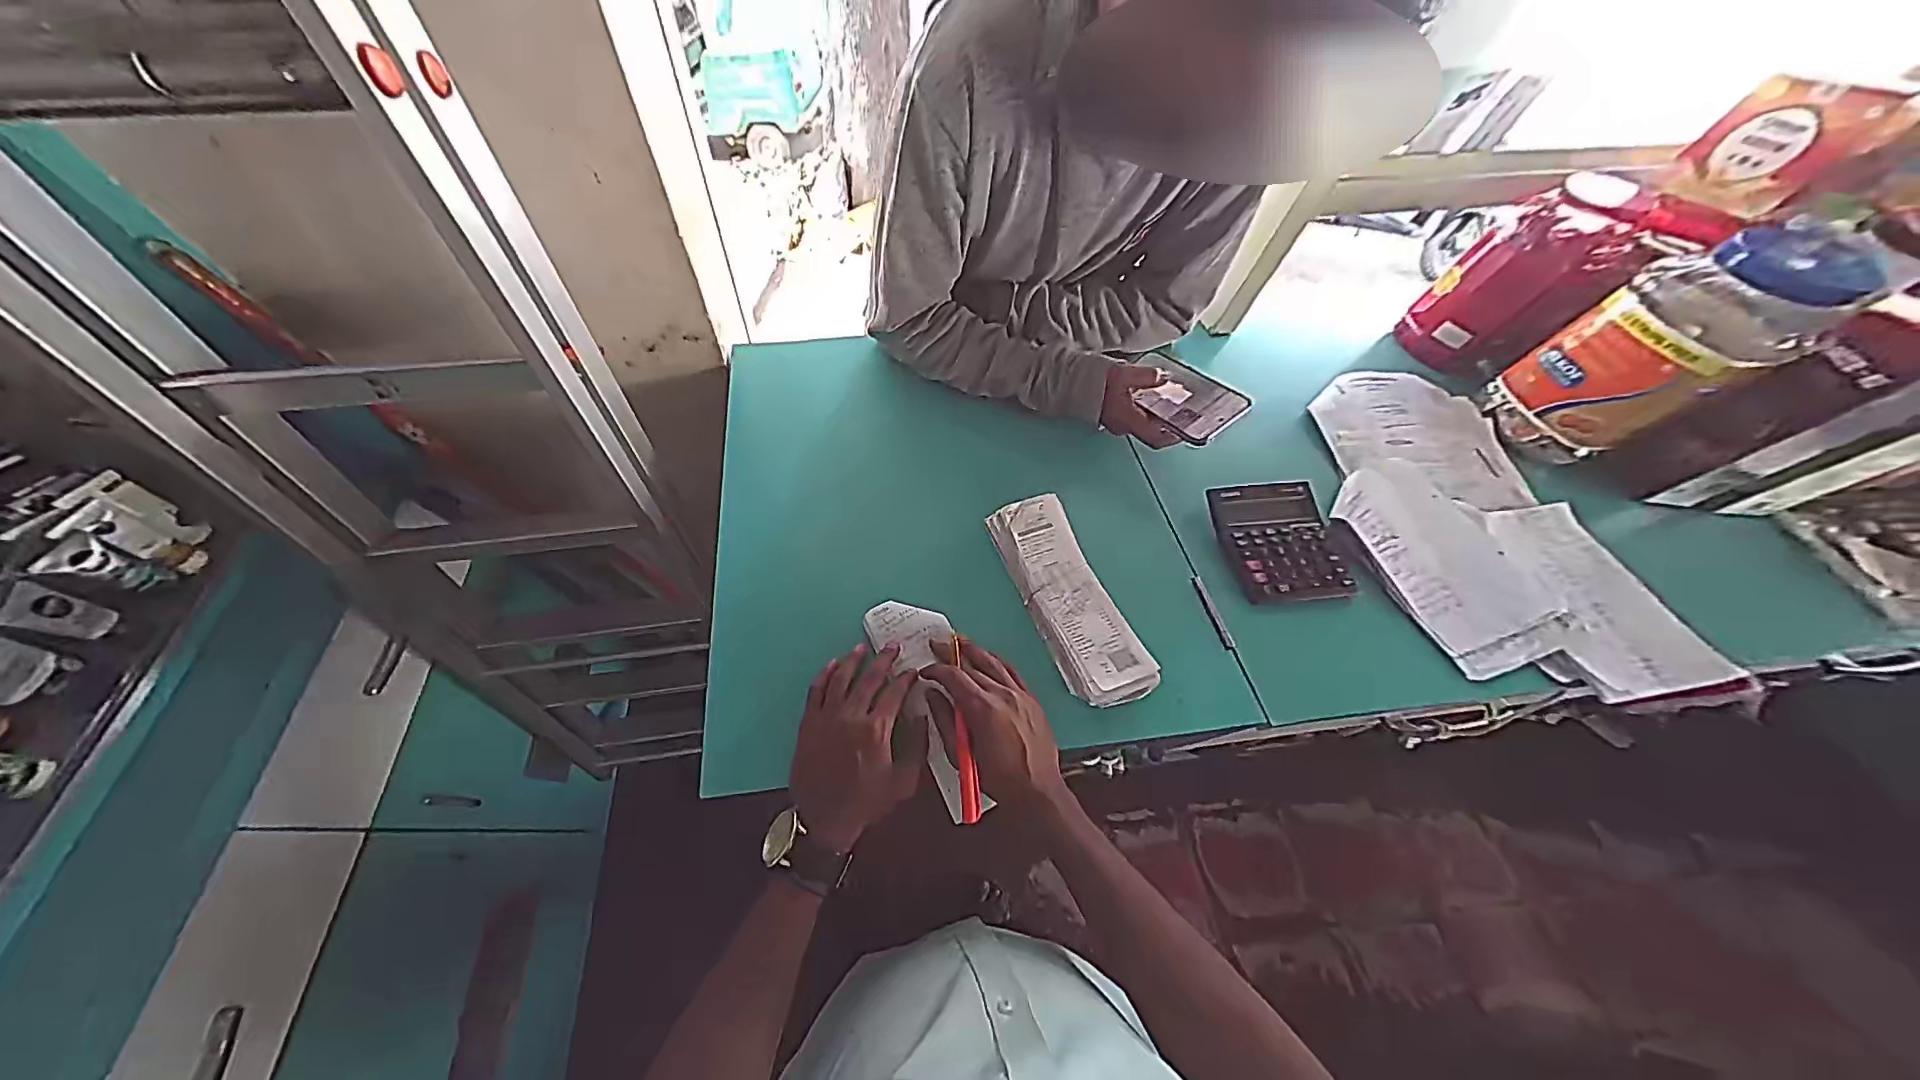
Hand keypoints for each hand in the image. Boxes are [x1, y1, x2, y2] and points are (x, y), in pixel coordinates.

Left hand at [790, 644, 925, 851]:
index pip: (895, 692)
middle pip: (870, 679)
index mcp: (876, 729)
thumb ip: (917, 747)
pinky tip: (832, 666)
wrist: (824, 819)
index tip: (913, 671)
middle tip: (892, 647)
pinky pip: (816, 691)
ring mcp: (827, 717)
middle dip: (884, 660)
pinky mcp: (809, 723)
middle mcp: (851, 717)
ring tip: (861, 648)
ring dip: (853, 661)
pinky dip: (825, 675)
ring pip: (841, 679)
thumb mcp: (903, 781)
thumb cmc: (866, 803)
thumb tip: (921, 718)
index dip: (906, 679)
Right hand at [922, 638, 1070, 814]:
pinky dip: (997, 661)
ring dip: (975, 650)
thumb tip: (933, 696)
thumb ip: (945, 721)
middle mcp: (1002, 694)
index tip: (926, 672)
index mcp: (982, 708)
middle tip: (937, 646)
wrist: (1038, 790)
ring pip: (993, 662)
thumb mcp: (961, 755)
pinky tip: (990, 657)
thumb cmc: (998, 778)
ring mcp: (1019, 694)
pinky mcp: (1031, 699)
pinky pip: (1012, 671)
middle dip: (952, 655)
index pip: (954, 676)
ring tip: (960, 641)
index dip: (936, 670)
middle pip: (972, 665)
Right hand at [1100, 363, 1180, 449]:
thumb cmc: (1094, 383)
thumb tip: (1163, 378)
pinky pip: (1132, 415)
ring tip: (1166, 398)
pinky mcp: (1111, 414)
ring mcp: (1116, 422)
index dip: (1175, 436)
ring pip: (1142, 423)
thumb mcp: (1125, 374)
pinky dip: (1144, 409)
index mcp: (1129, 420)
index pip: (1158, 437)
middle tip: (1180, 410)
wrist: (1069, 384)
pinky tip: (1147, 395)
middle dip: (1167, 422)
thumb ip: (1147, 377)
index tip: (1188, 428)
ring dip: (1155, 414)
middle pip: (1152, 431)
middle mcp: (1123, 426)